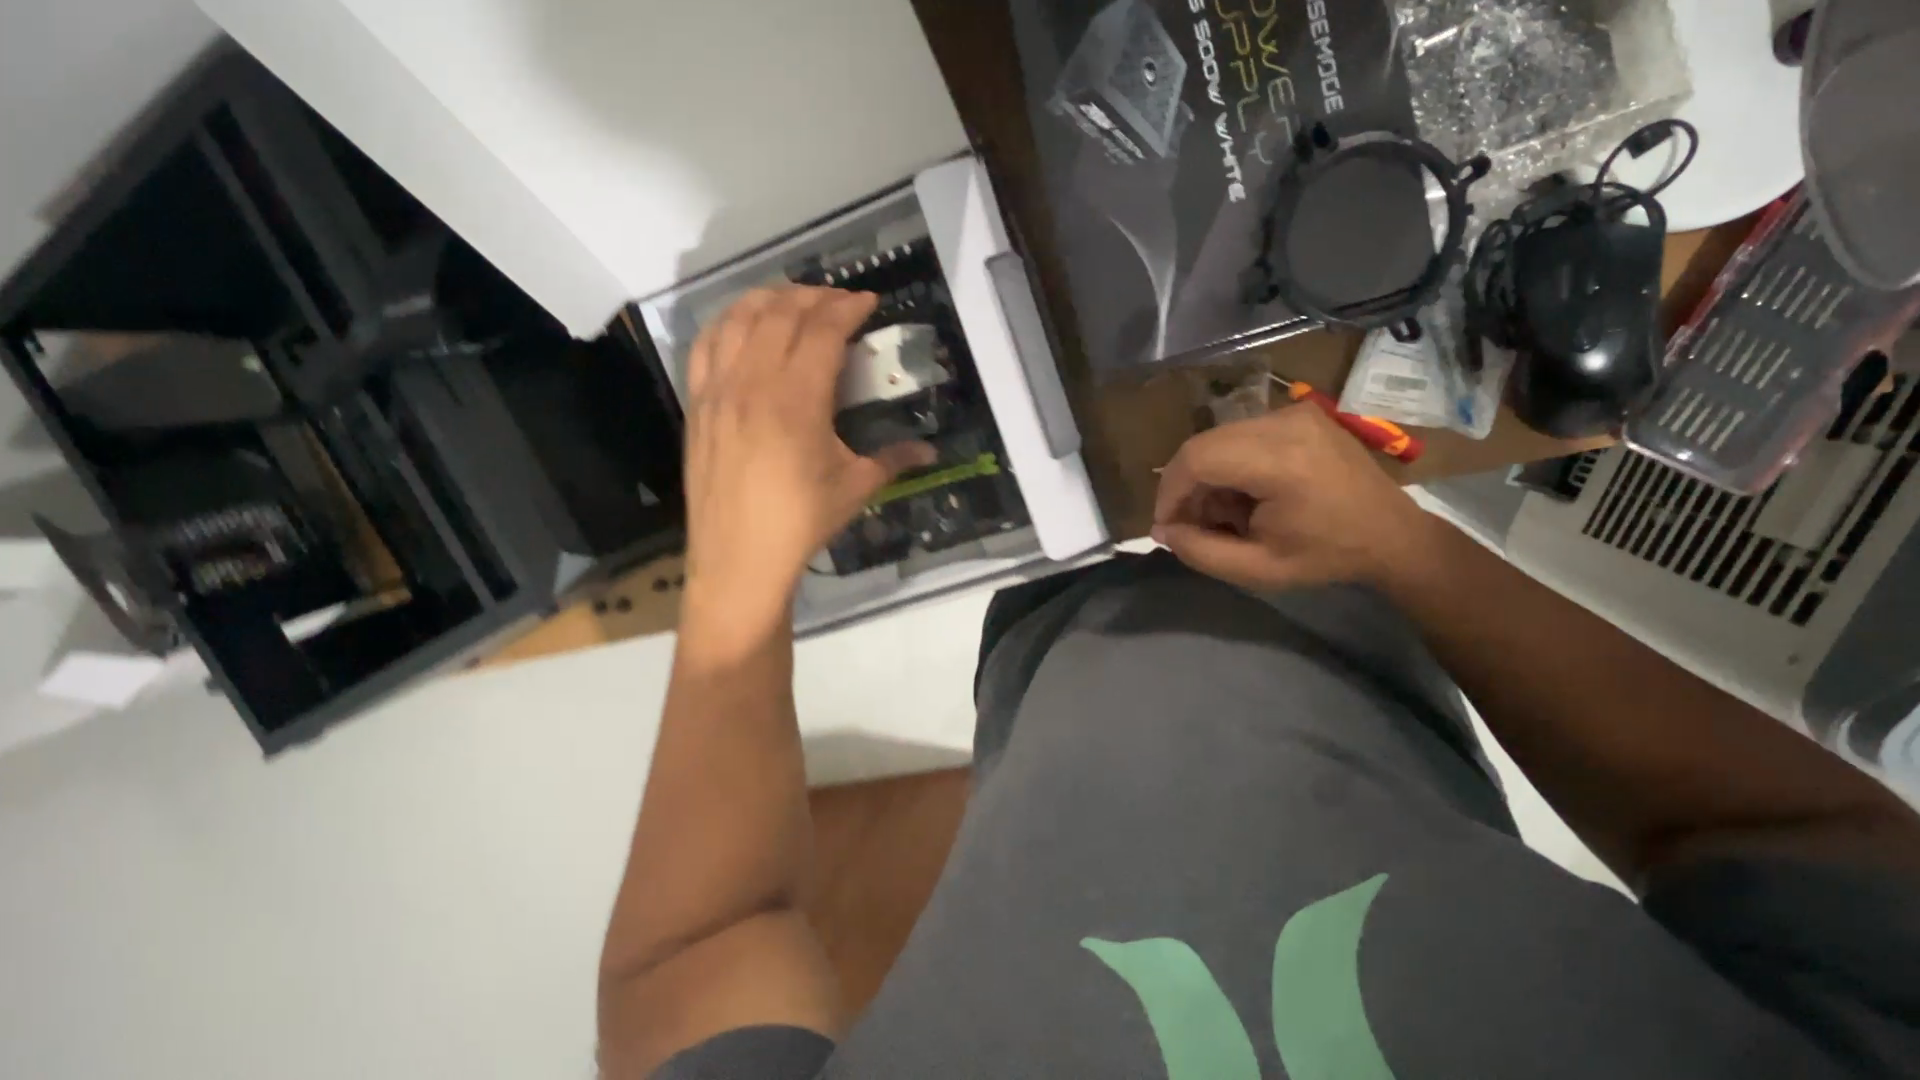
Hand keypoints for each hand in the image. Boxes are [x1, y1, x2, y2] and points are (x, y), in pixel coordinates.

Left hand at [681, 286, 935, 634]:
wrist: (738, 560)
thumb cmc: (801, 524)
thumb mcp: (855, 488)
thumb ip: (893, 460)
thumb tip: (930, 452)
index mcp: (797, 399)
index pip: (823, 331)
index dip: (847, 307)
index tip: (867, 301)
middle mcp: (753, 383)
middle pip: (780, 314)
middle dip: (813, 297)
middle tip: (837, 301)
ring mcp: (718, 391)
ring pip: (738, 320)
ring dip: (768, 299)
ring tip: (792, 301)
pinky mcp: (697, 405)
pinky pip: (706, 346)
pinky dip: (727, 323)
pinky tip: (742, 325)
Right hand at [1151, 404, 1434, 590]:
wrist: (1392, 535)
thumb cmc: (1327, 556)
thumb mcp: (1259, 568)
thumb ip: (1201, 552)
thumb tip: (1164, 530)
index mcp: (1280, 461)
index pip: (1196, 459)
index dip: (1170, 492)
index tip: (1167, 527)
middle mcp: (1285, 423)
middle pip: (1204, 444)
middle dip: (1186, 486)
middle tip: (1191, 524)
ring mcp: (1294, 413)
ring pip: (1220, 437)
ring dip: (1208, 475)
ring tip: (1222, 513)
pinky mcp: (1300, 413)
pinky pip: (1243, 433)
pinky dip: (1231, 463)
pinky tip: (1245, 495)